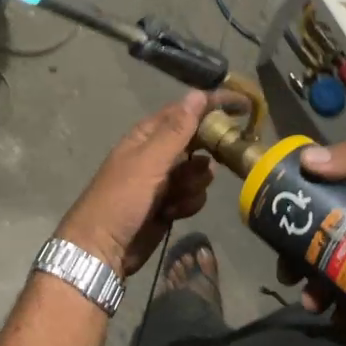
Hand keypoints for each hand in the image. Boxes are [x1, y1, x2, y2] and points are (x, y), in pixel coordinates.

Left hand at [56, 92, 214, 278]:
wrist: (102, 251)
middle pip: (197, 142)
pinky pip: (194, 196)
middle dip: (207, 153)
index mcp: (147, 136)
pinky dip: (188, 203)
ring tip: (176, 197)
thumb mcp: (148, 162)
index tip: (243, 106)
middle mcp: (156, 154)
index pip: (186, 111)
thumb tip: (198, 94)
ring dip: (194, 184)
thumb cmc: (120, 200)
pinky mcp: (169, 205)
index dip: (213, 105)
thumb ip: (175, 131)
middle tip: (217, 159)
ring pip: (199, 172)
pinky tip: (173, 214)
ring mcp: (163, 181)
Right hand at [279, 141, 345, 310]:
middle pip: (326, 247)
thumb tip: (305, 162)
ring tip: (316, 305)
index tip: (278, 236)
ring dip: (320, 292)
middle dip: (303, 263)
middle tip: (291, 279)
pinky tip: (339, 320)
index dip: (298, 221)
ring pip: (341, 280)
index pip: (323, 209)